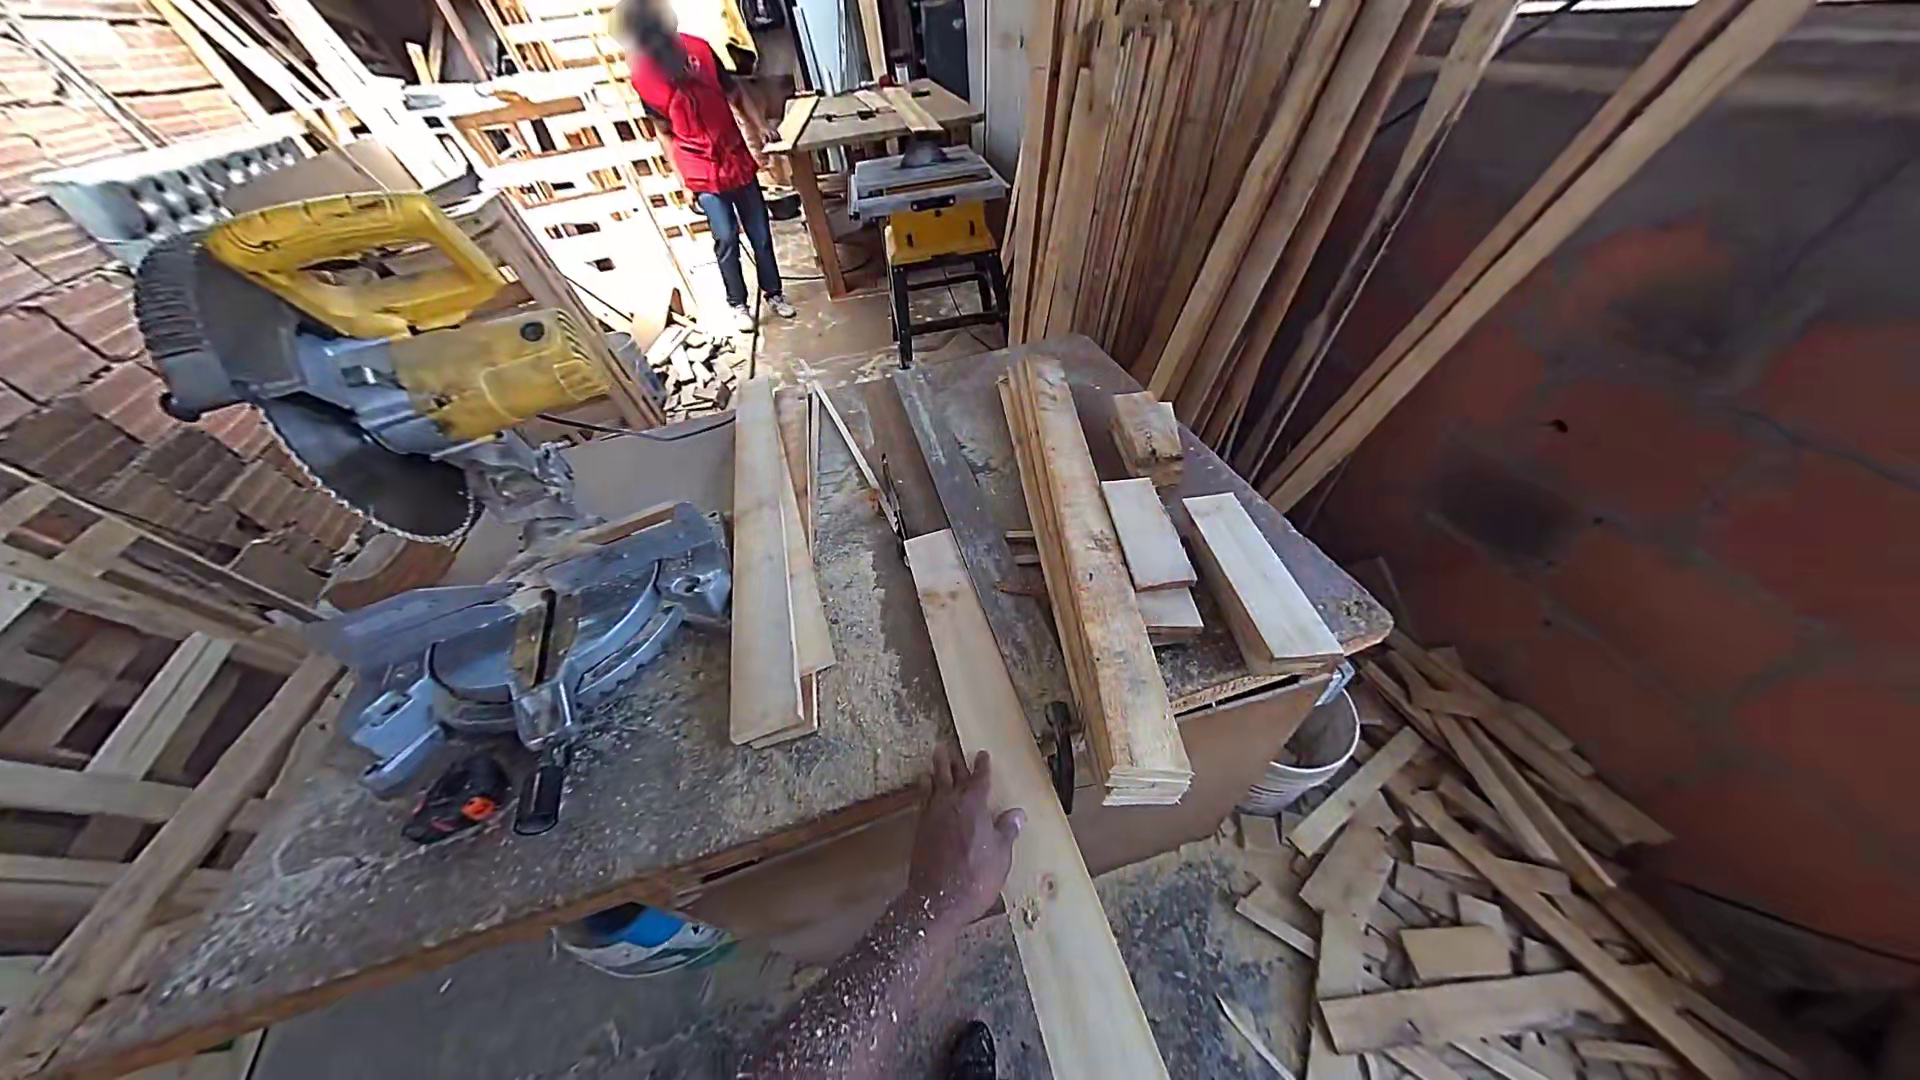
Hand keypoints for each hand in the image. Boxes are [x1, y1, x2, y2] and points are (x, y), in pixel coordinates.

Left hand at [905, 748, 1023, 935]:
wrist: (937, 900)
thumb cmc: (975, 877)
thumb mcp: (1001, 855)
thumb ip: (1007, 830)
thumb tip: (1017, 813)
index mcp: (974, 804)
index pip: (980, 778)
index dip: (982, 765)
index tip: (982, 754)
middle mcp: (952, 802)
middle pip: (951, 774)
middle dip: (951, 759)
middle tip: (947, 745)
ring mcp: (933, 813)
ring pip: (934, 782)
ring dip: (936, 768)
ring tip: (934, 757)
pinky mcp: (921, 826)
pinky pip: (923, 798)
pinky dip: (924, 787)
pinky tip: (924, 785)